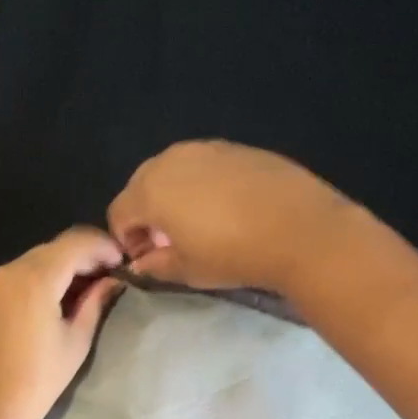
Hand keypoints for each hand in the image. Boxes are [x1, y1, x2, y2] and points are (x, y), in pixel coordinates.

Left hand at [0, 227, 123, 418]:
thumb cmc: (41, 379)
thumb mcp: (77, 340)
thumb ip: (96, 302)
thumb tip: (112, 280)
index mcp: (36, 278)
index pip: (77, 243)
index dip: (105, 247)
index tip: (126, 261)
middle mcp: (12, 269)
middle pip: (58, 246)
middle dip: (87, 254)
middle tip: (112, 274)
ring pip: (41, 257)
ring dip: (68, 265)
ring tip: (92, 286)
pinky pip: (24, 272)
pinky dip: (47, 275)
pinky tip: (64, 296)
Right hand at [108, 141, 359, 293]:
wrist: (298, 229)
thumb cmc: (231, 254)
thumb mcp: (186, 270)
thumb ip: (154, 265)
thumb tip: (141, 263)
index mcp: (150, 190)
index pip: (119, 213)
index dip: (126, 240)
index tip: (146, 259)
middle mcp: (171, 160)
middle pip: (141, 186)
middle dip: (147, 215)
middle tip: (169, 244)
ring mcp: (206, 148)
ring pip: (173, 172)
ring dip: (173, 198)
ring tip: (198, 227)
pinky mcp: (236, 148)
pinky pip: (204, 166)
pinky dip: (202, 186)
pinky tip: (226, 211)